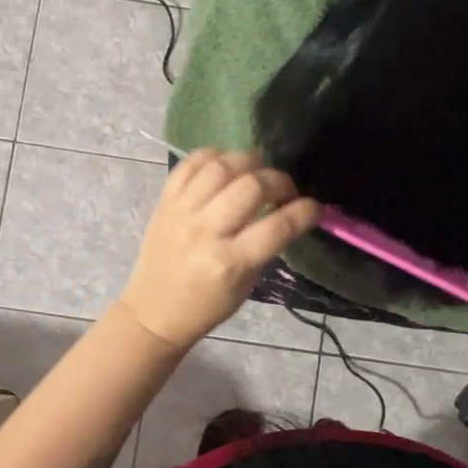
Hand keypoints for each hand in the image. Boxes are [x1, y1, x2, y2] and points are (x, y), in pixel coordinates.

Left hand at [118, 149, 319, 349]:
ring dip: (248, 162)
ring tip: (257, 172)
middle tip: (284, 190)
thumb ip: (266, 246)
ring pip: (221, 166)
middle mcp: (205, 232)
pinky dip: (214, 156)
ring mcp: (182, 212)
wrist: (154, 311)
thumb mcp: (246, 285)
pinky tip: (227, 166)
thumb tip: (287, 211)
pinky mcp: (165, 201)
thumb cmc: (207, 306)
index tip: (314, 208)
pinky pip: (191, 164)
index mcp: (230, 262)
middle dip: (278, 181)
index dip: (305, 211)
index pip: (278, 226)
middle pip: (251, 186)